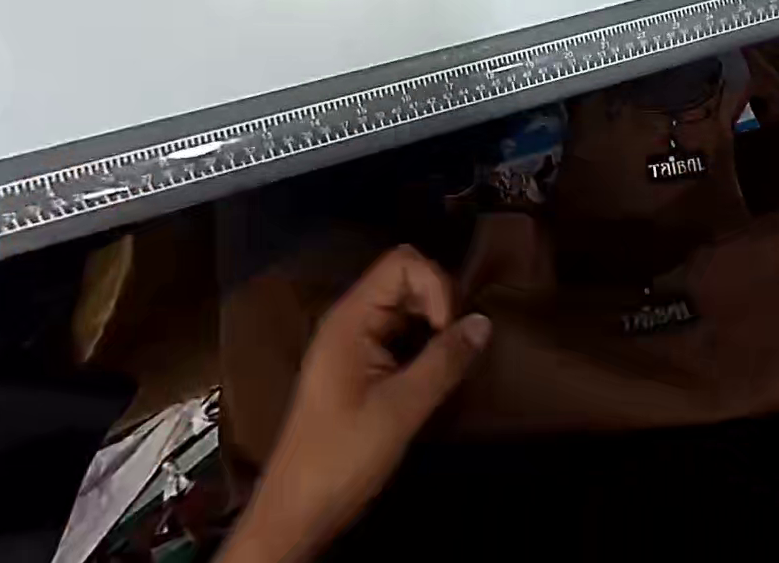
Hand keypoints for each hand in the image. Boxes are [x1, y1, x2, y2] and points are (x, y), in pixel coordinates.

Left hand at [235, 247, 490, 561]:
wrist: (294, 514)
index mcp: (351, 318)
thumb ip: (444, 360)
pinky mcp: (359, 359)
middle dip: (438, 300)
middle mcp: (350, 318)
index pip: (402, 263)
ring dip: (433, 319)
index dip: (435, 285)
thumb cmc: (342, 457)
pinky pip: (399, 327)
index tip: (447, 328)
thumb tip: (484, 320)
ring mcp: (353, 338)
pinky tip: (433, 366)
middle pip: (405, 276)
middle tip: (453, 343)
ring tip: (448, 356)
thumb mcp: (401, 410)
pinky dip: (422, 337)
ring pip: (405, 302)